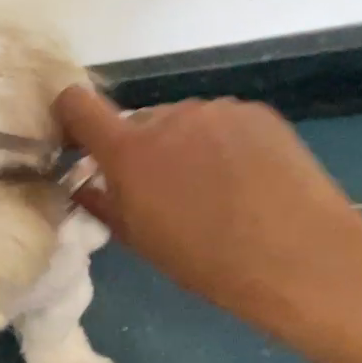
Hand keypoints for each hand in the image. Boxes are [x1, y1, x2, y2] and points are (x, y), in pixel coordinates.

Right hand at [54, 86, 361, 318]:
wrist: (292, 253)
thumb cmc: (198, 256)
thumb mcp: (133, 236)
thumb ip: (100, 201)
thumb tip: (82, 184)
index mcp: (128, 150)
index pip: (78, 106)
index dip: (69, 116)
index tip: (74, 139)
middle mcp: (168, 117)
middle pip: (136, 121)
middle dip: (136, 148)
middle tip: (155, 189)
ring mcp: (217, 111)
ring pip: (179, 122)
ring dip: (178, 145)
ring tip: (203, 187)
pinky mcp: (257, 113)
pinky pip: (218, 122)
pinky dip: (215, 144)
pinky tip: (236, 178)